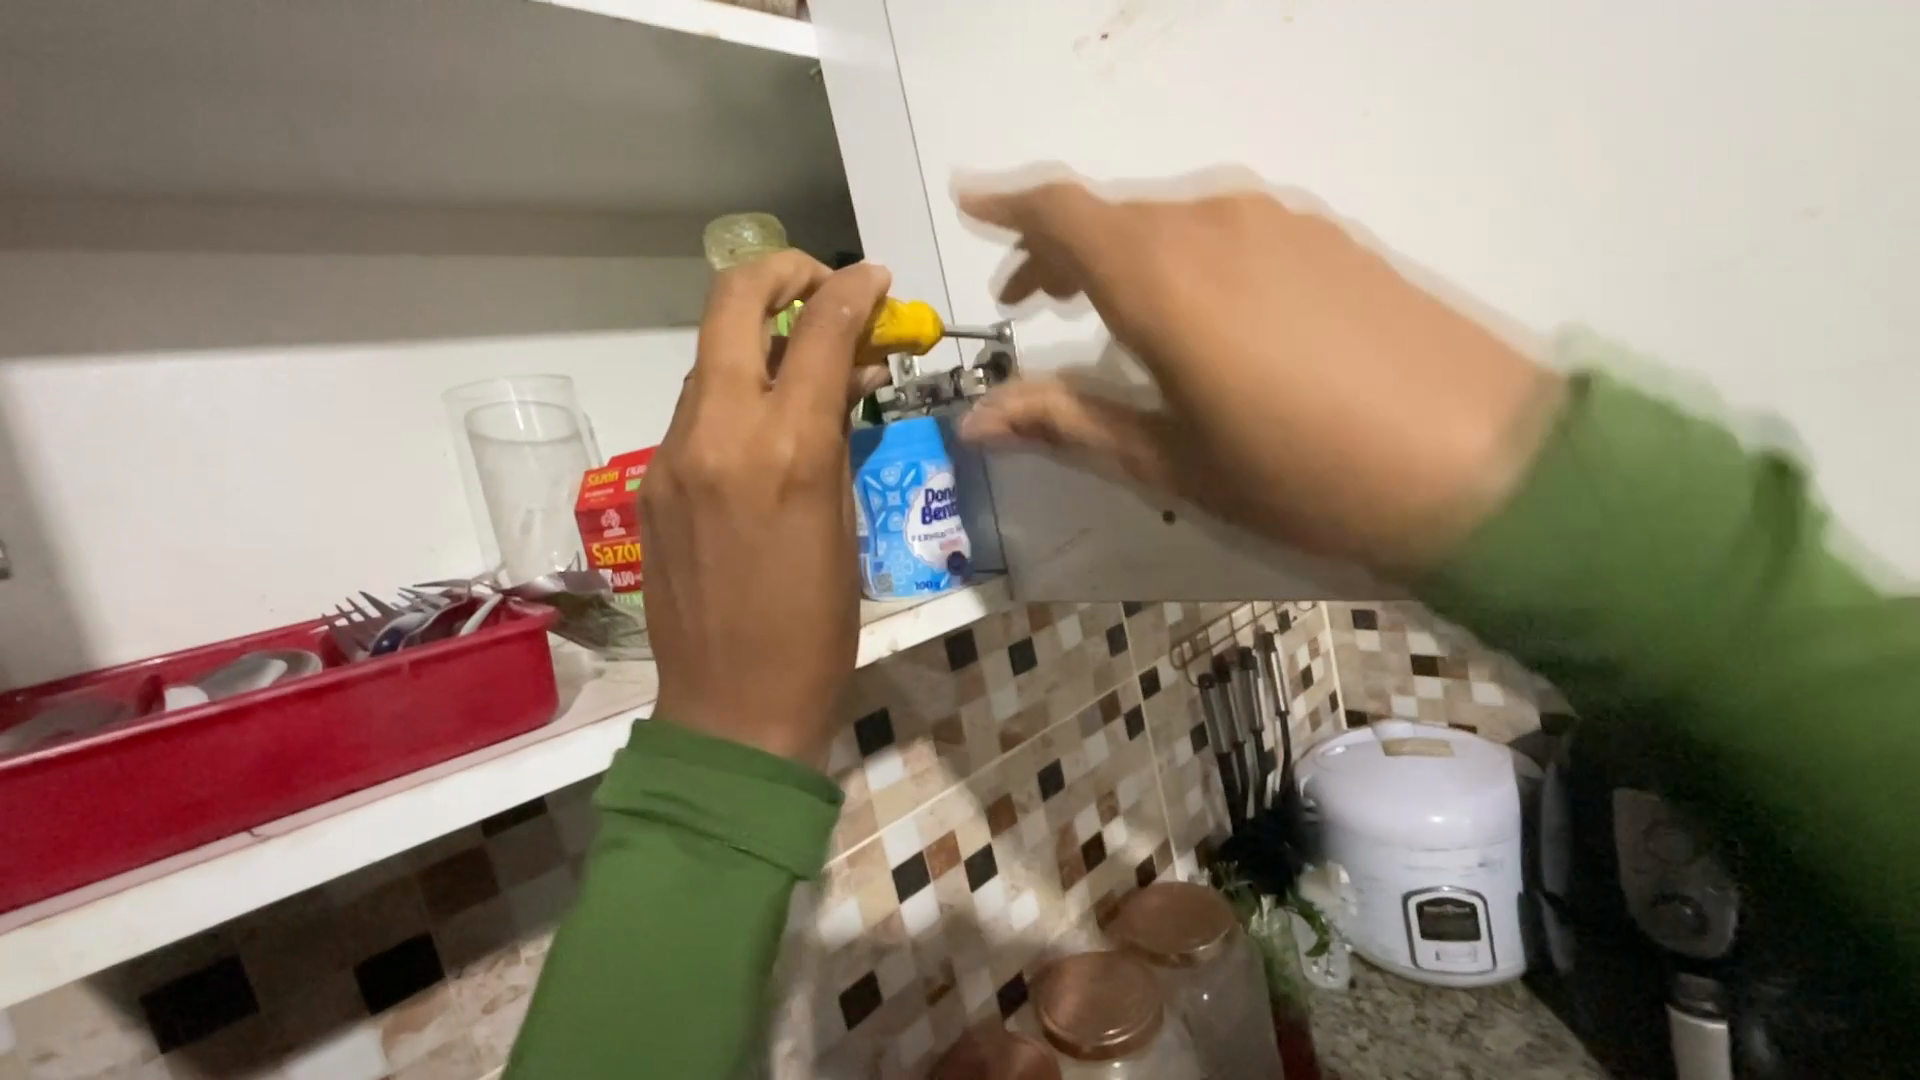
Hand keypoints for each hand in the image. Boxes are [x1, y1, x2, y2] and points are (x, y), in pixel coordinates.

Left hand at [641, 252, 891, 765]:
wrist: (732, 707)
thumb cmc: (817, 630)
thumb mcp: (846, 525)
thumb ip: (838, 438)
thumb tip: (847, 379)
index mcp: (786, 450)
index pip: (817, 330)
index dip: (852, 291)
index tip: (873, 280)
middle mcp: (719, 433)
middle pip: (732, 303)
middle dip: (780, 272)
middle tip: (820, 284)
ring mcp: (672, 455)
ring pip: (710, 357)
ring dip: (756, 338)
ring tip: (803, 363)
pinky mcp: (651, 484)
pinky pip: (695, 412)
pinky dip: (733, 394)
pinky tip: (763, 425)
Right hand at [956, 177, 1563, 573]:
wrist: (1484, 465)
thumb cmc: (1303, 476)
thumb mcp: (1172, 462)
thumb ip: (1069, 423)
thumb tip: (980, 419)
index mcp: (1162, 279)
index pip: (1061, 213)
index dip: (1006, 206)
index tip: (968, 205)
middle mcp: (1215, 225)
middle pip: (1111, 213)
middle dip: (1057, 248)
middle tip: (1031, 302)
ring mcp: (1281, 223)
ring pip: (1168, 218)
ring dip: (1119, 252)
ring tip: (1102, 307)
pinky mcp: (1329, 237)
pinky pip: (1225, 226)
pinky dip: (1178, 253)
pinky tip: (1192, 307)